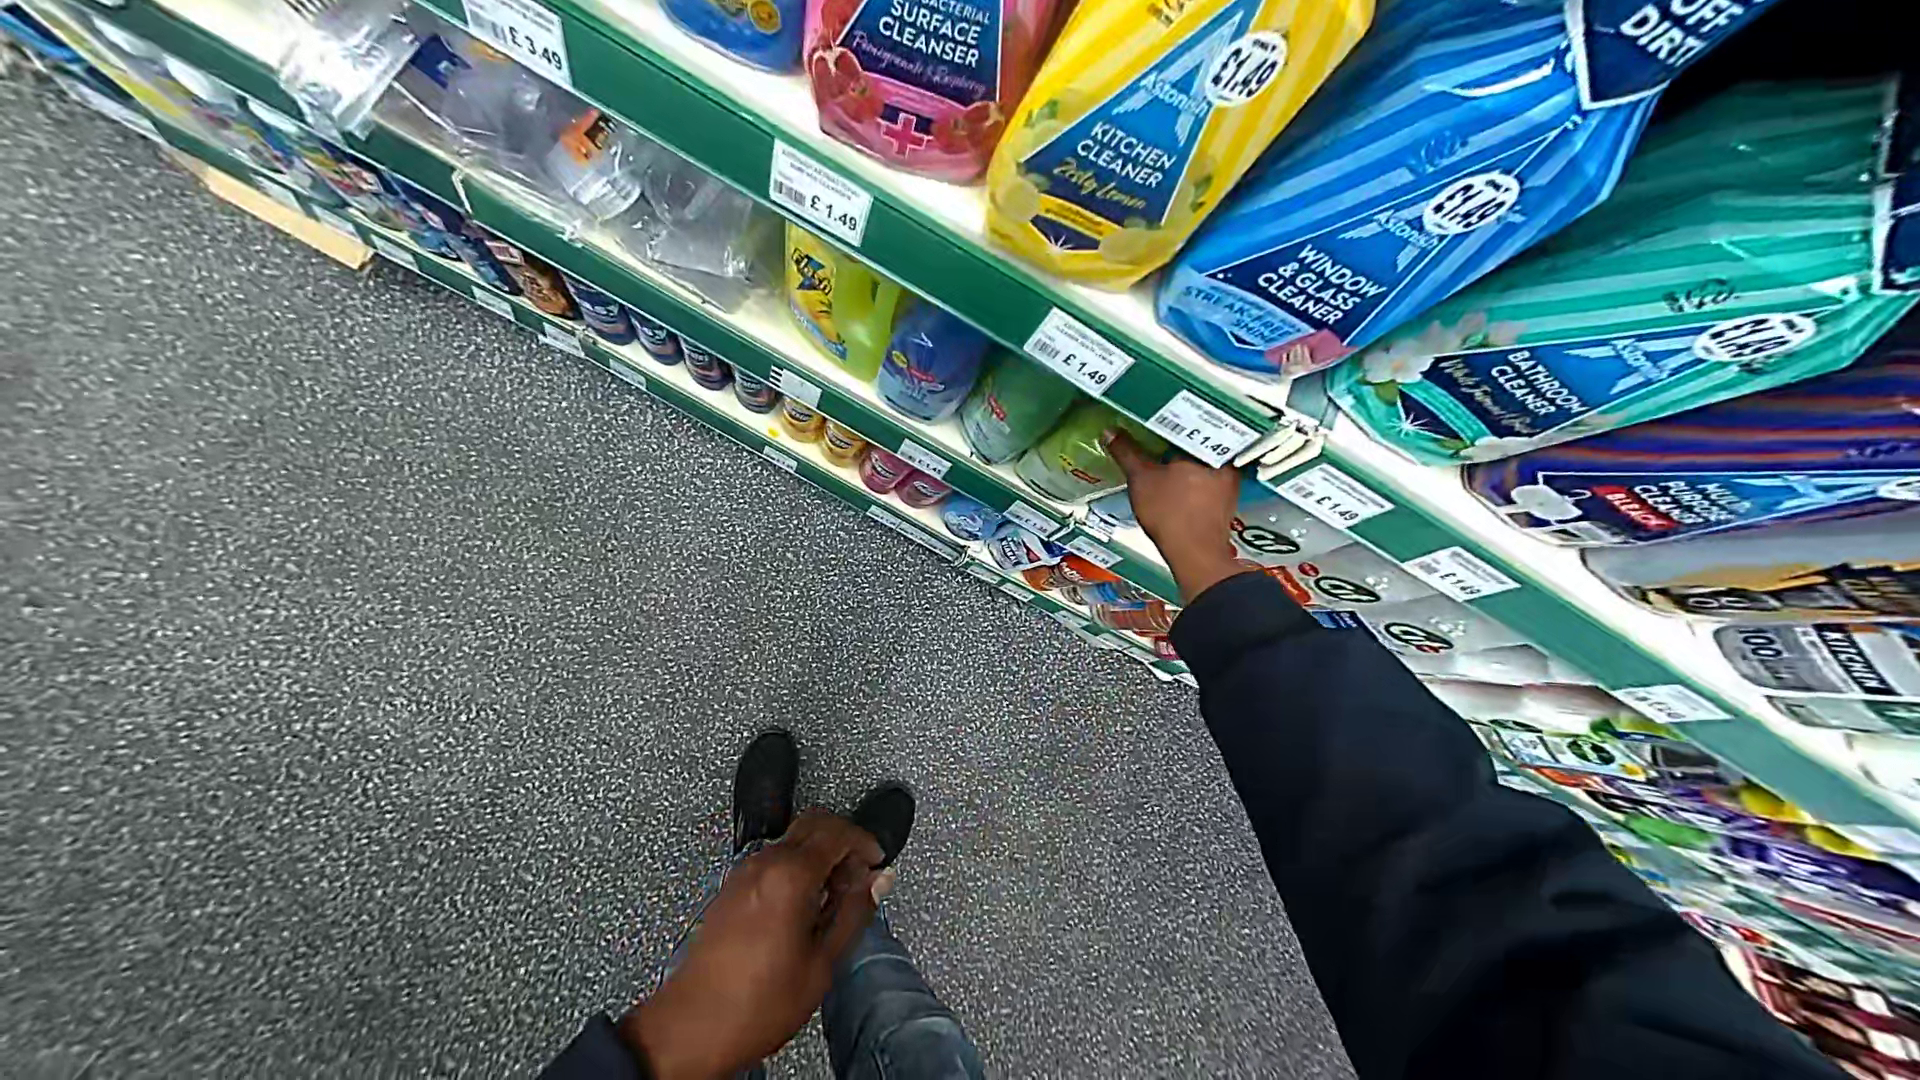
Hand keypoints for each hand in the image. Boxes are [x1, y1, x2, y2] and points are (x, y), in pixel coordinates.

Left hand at [620, 811, 883, 1079]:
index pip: (838, 831)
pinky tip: (804, 907)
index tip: (876, 862)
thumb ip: (854, 912)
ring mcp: (746, 871)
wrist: (691, 1030)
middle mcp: (766, 863)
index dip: (865, 842)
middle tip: (857, 876)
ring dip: (820, 854)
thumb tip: (878, 881)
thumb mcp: (822, 963)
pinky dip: (798, 866)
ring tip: (832, 899)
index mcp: (791, 876)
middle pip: (815, 823)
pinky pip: (775, 857)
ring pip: (795, 838)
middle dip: (844, 841)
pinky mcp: (733, 886)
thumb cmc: (755, 1005)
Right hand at [1106, 430, 1244, 603]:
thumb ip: (1126, 453)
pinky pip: (1206, 480)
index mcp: (1210, 447)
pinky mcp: (1225, 502)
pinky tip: (1173, 482)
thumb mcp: (1141, 479)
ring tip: (1160, 458)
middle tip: (1153, 437)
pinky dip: (1190, 478)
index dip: (1166, 419)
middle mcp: (1227, 461)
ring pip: (1202, 461)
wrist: (1194, 554)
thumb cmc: (1170, 513)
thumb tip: (1111, 432)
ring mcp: (1229, 483)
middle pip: (1197, 441)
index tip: (1150, 419)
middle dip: (1175, 440)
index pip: (1188, 421)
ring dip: (1183, 460)